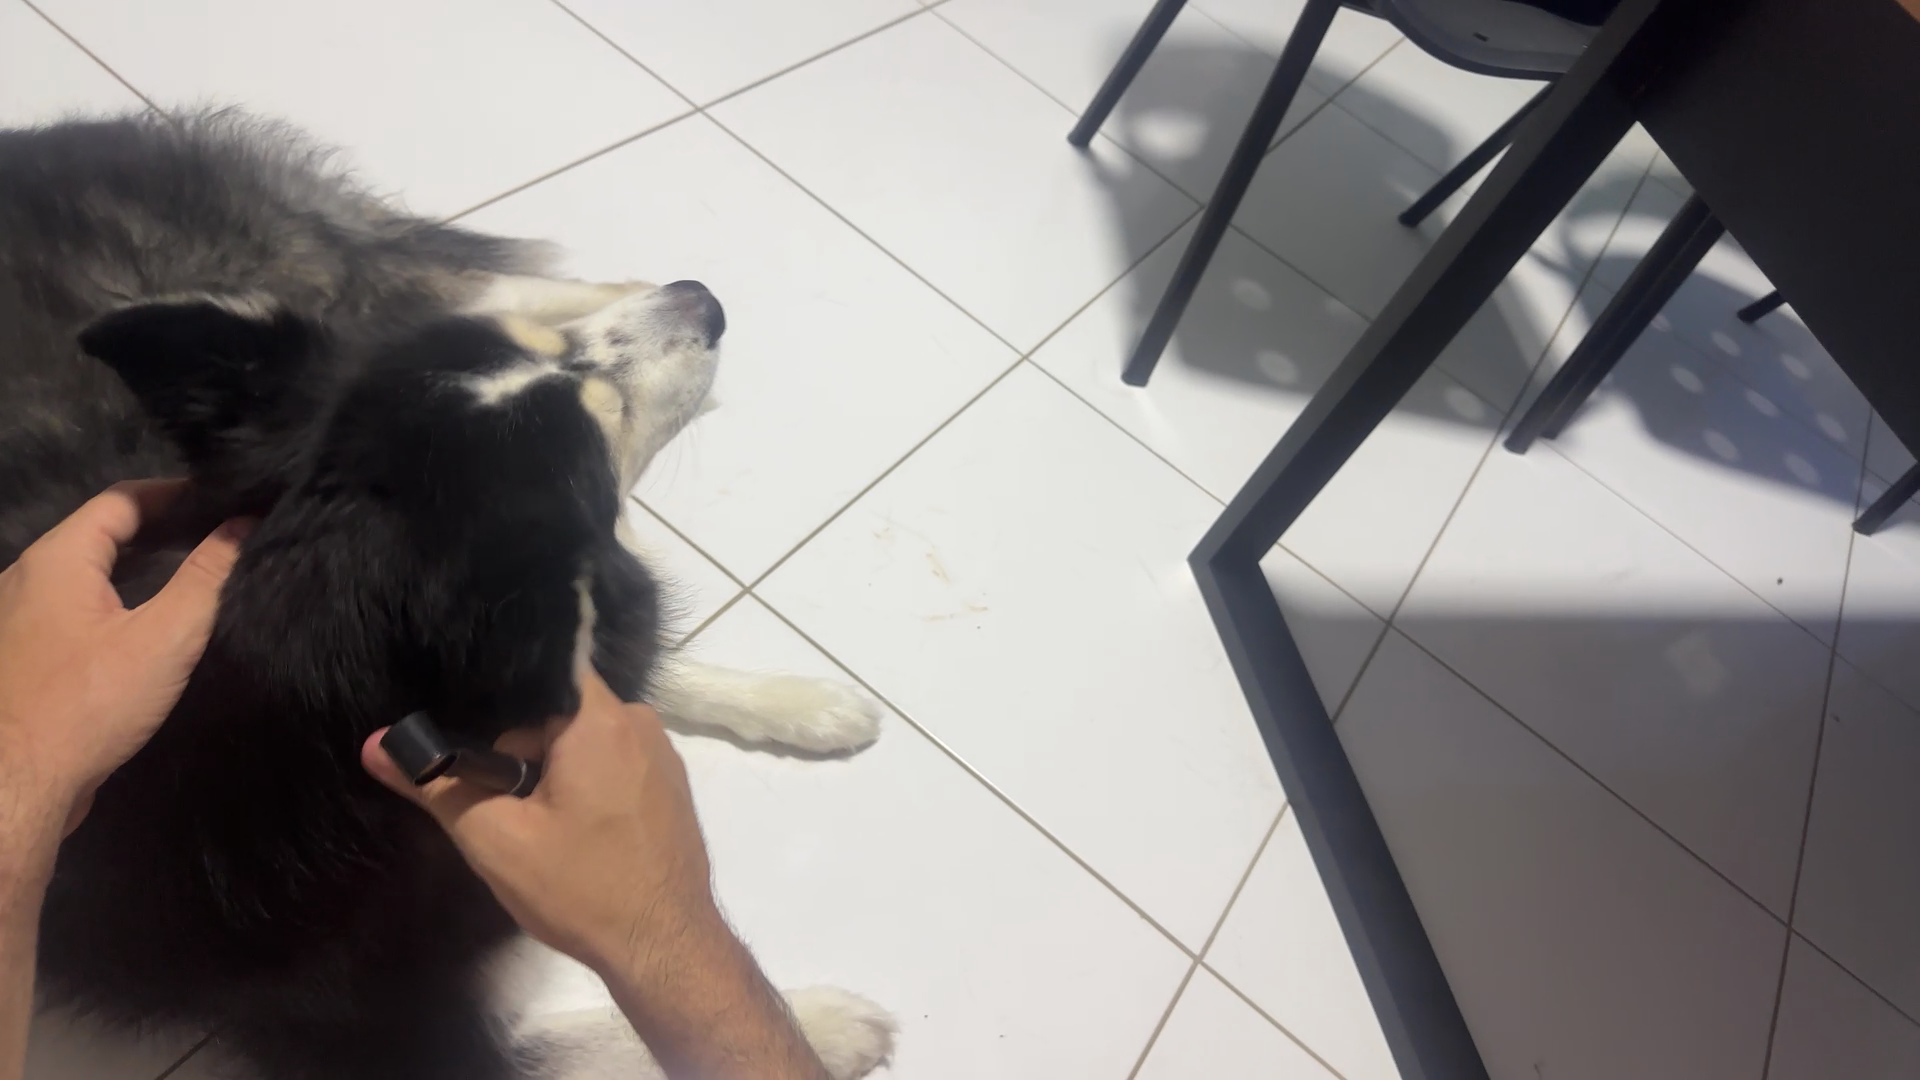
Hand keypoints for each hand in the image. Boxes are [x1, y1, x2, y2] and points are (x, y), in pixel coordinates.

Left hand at [0, 480, 247, 842]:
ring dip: (151, 552)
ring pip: (93, 562)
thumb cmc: (94, 698)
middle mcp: (27, 579)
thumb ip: (209, 574)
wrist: (18, 782)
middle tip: (234, 524)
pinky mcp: (31, 648)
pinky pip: (86, 593)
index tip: (234, 495)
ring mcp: (23, 616)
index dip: (179, 491)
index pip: (119, 500)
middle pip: (103, 528)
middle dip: (170, 519)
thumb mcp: (169, 632)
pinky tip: (168, 603)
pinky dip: (132, 581)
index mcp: (55, 564)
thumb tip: (245, 524)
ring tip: (212, 557)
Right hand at [361, 671, 718, 973]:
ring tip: (539, 823)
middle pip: (563, 714)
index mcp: (604, 719)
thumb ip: (439, 785)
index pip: (546, 676)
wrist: (662, 936)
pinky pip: (617, 760)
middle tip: (505, 804)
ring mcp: (662, 750)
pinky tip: (577, 828)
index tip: (474, 735)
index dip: (503, 702)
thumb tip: (378, 745)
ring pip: (589, 740)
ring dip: (555, 771)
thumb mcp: (496, 839)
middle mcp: (641, 721)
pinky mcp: (670, 779)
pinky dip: (588, 781)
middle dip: (524, 749)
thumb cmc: (581, 883)